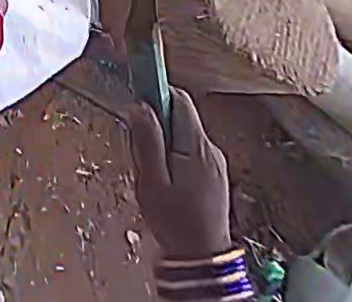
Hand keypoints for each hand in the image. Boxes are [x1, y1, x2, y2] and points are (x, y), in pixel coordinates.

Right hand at [125, 89, 232, 259]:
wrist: (202, 262)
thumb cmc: (174, 222)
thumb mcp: (151, 180)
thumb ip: (146, 140)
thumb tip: (140, 105)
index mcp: (196, 148)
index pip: (178, 99)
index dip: (156, 89)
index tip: (137, 92)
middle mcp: (210, 150)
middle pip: (178, 113)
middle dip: (155, 119)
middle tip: (139, 144)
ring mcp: (215, 162)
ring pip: (181, 131)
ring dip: (162, 137)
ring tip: (150, 167)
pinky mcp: (213, 173)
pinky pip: (188, 147)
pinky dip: (172, 150)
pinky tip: (163, 175)